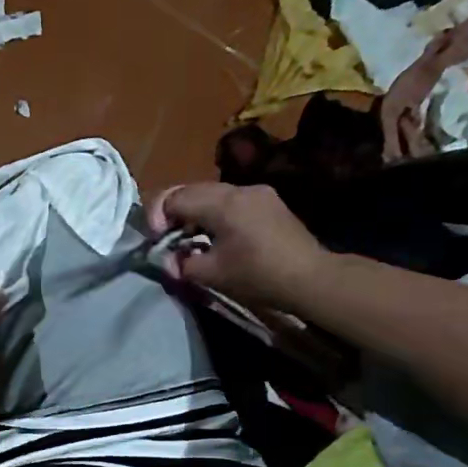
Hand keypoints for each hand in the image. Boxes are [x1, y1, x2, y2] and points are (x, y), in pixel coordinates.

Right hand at [144, 183, 329, 309]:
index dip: (157, 215)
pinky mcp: (269, 203)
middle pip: (193, 191)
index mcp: (222, 202)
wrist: (310, 278)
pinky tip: (218, 238)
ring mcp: (257, 193)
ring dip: (196, 215)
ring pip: (213, 195)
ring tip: (191, 241)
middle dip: (174, 213)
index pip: (176, 196)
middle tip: (168, 240)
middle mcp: (239, 188)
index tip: (156, 240)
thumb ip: (183, 264)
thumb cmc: (258, 276)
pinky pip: (232, 202)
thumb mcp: (213, 275)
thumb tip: (171, 260)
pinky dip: (216, 216)